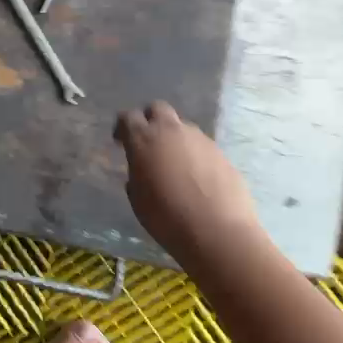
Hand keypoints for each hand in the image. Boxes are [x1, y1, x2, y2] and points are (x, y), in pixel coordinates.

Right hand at [117, 101, 265, 266]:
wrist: (218, 233)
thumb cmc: (167, 218)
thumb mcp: (137, 197)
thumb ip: (136, 174)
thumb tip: (143, 171)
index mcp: (144, 139)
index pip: (127, 116)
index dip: (122, 127)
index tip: (120, 142)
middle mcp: (172, 131)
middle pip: (158, 108)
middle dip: (150, 120)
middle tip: (149, 142)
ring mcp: (200, 140)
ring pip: (183, 127)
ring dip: (175, 138)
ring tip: (176, 165)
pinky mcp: (221, 154)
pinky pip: (202, 147)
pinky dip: (195, 155)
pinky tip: (197, 179)